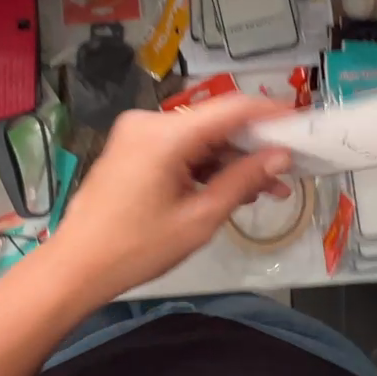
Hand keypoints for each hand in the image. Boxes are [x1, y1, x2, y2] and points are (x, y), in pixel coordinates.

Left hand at [46, 95, 292, 301]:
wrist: (75, 267)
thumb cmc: (136, 248)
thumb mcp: (199, 218)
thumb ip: (243, 181)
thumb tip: (280, 157)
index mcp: (165, 134)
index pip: (230, 107)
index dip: (270, 112)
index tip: (301, 123)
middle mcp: (149, 121)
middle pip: (215, 123)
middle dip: (252, 146)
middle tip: (287, 170)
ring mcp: (137, 133)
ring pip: (199, 137)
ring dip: (230, 160)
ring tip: (265, 189)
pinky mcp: (132, 148)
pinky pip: (180, 147)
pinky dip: (205, 164)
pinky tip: (229, 187)